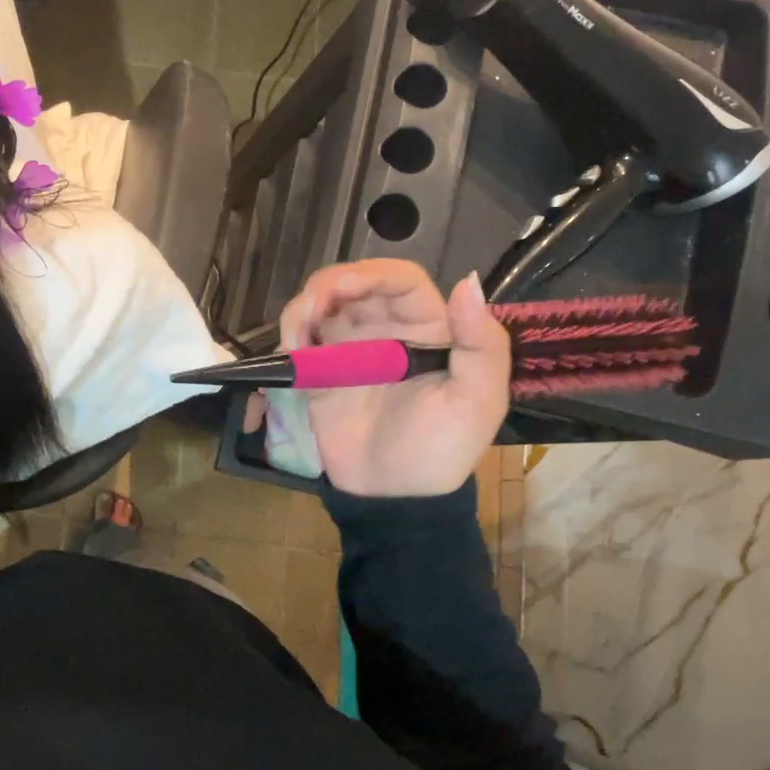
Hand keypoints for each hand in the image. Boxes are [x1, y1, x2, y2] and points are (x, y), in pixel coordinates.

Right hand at [280, 259, 509, 496]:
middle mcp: (384, 330)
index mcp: (428, 328)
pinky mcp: (317, 373)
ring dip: (300, 309)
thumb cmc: (441, 449)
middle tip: (307, 310)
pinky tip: (290, 353)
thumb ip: (482, 343)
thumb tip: (467, 282)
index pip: (399, 280)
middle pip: (350, 285)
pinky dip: (288, 336)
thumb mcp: (478, 401)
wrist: (393, 496)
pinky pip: (298, 341)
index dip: (369, 274)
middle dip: (324, 287)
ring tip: (295, 338)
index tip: (340, 288)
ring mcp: (346, 350)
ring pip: (318, 306)